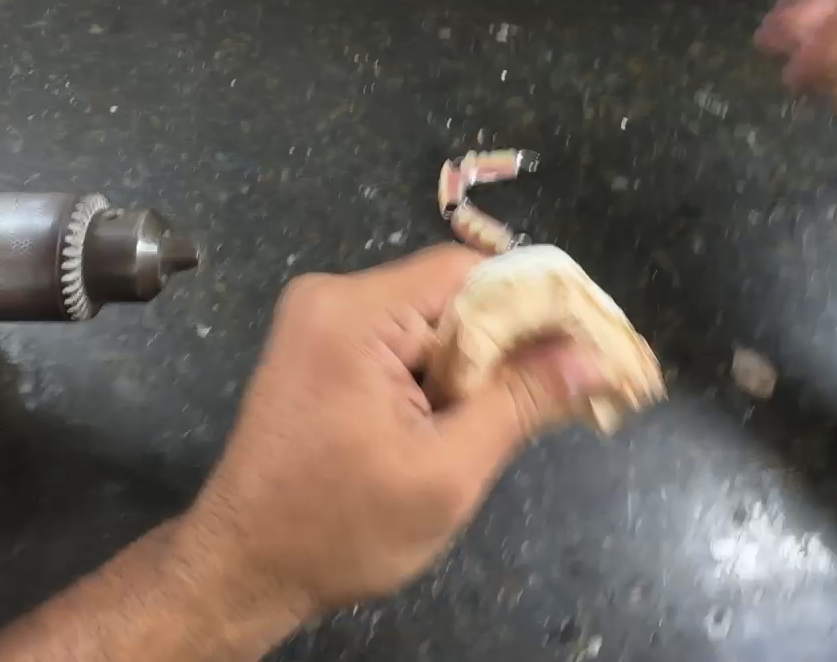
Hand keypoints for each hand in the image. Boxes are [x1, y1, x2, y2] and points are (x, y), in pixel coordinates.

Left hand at [175, 245, 607, 625]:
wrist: (242, 564)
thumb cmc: (339, 529)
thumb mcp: (447, 472)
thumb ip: (522, 402)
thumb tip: (593, 357)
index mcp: (354, 313)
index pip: (463, 271)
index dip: (528, 302)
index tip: (573, 344)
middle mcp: (331, 294)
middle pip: (445, 291)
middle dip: (497, 342)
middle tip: (540, 393)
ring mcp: (318, 313)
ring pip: (425, 314)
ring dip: (464, 360)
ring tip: (482, 416)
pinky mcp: (317, 337)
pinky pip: (397, 332)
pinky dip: (431, 366)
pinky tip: (441, 413)